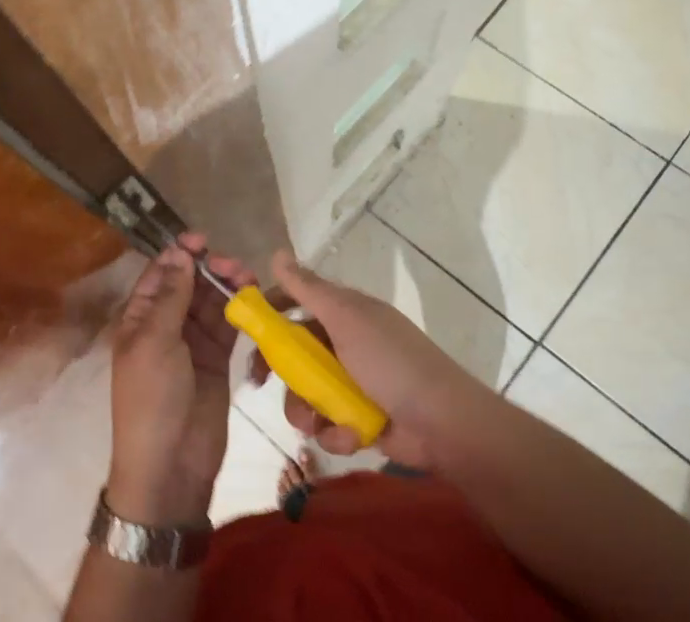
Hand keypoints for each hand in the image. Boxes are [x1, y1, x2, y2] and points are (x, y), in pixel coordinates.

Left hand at [105, 233, 251, 526]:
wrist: (172, 463)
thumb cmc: (152, 399)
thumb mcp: (154, 343)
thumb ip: (170, 297)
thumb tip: (180, 254)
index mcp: (139, 320)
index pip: (159, 276)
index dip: (178, 255)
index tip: (202, 240)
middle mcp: (165, 327)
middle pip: (189, 285)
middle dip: (208, 269)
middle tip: (231, 265)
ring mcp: (192, 344)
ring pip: (211, 303)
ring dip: (227, 286)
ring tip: (248, 276)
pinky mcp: (217, 360)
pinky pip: (228, 325)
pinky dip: (240, 309)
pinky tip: (253, 297)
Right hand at [251, 251, 482, 470]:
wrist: (442, 423)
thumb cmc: (392, 362)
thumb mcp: (347, 319)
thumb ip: (309, 290)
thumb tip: (278, 253)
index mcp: (345, 315)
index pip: (297, 304)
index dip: (271, 314)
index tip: (247, 332)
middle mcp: (346, 345)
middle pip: (295, 354)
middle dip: (281, 372)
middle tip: (260, 384)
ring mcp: (353, 384)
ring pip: (306, 394)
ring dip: (306, 411)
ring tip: (318, 422)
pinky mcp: (359, 420)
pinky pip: (328, 425)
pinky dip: (334, 433)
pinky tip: (349, 436)